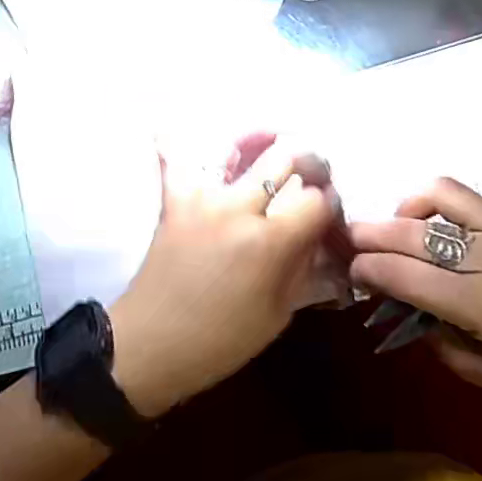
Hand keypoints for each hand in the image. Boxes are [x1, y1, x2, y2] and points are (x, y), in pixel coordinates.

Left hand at [108, 133, 340, 416]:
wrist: (151, 345)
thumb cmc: (221, 341)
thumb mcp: (279, 313)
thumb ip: (304, 266)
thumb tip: (321, 236)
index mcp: (269, 241)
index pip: (317, 199)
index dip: (330, 203)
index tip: (329, 214)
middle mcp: (238, 208)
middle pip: (287, 158)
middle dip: (308, 163)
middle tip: (310, 177)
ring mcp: (203, 198)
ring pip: (241, 148)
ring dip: (263, 144)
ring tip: (272, 146)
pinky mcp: (176, 199)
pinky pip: (180, 159)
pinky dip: (185, 143)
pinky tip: (199, 135)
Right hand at [348, 177, 481, 458]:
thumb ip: (440, 339)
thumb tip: (411, 307)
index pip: (405, 274)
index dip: (368, 268)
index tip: (350, 269)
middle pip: (414, 229)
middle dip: (372, 231)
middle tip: (353, 236)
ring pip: (447, 193)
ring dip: (413, 206)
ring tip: (406, 224)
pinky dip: (460, 219)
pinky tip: (465, 243)